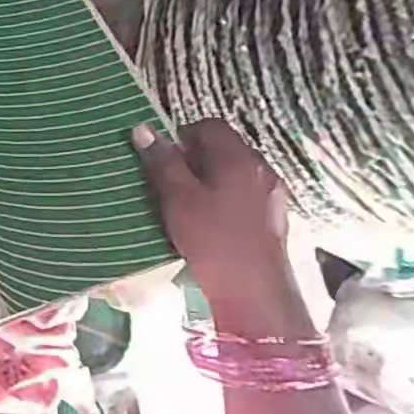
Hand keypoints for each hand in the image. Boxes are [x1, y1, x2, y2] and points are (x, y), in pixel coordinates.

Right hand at [132, 119, 312, 336]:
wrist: (252, 287)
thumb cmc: (210, 236)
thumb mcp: (176, 197)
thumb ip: (161, 162)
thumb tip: (142, 128)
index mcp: (238, 158)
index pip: (209, 126)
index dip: (180, 137)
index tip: (162, 162)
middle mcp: (261, 168)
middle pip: (222, 148)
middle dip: (191, 160)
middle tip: (167, 185)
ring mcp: (270, 191)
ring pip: (231, 171)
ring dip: (205, 180)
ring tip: (184, 205)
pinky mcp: (272, 214)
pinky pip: (241, 192)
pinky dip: (221, 197)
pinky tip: (207, 221)